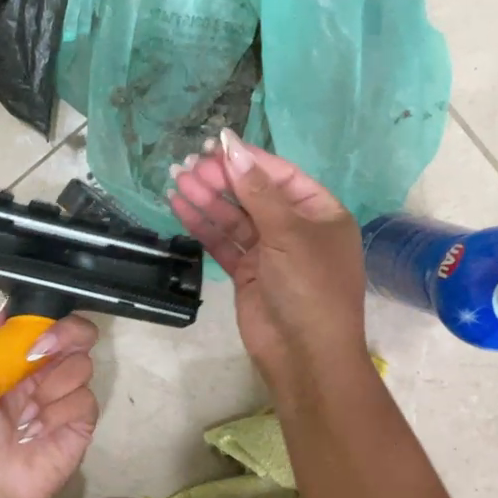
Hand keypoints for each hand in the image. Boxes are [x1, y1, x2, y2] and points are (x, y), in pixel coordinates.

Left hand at [0, 311, 100, 497]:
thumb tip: (3, 310)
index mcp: (23, 361)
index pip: (49, 323)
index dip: (47, 320)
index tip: (30, 335)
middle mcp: (49, 372)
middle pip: (80, 333)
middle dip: (65, 335)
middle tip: (39, 355)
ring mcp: (67, 396)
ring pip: (82, 365)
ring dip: (49, 387)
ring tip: (25, 414)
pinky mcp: (82, 421)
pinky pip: (84, 400)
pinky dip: (57, 413)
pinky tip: (35, 431)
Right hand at [168, 128, 368, 392]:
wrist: (305, 352)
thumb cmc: (309, 286)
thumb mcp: (288, 233)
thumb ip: (256, 191)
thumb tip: (231, 148)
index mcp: (321, 213)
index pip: (280, 176)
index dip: (248, 160)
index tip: (214, 145)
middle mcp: (296, 229)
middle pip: (254, 195)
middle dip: (222, 179)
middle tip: (187, 165)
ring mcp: (270, 252)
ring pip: (234, 218)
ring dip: (207, 199)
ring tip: (176, 180)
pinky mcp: (247, 273)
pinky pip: (223, 242)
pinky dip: (203, 226)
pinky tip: (180, 207)